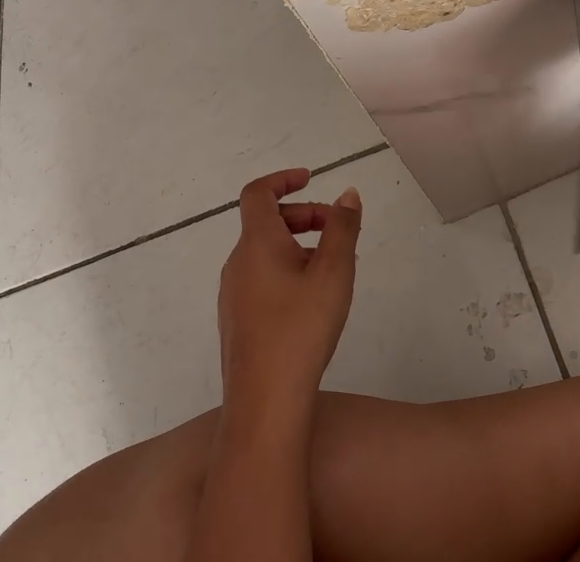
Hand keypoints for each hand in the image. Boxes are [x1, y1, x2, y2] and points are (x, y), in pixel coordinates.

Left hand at [217, 169, 362, 402]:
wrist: (265, 400)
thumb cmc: (301, 327)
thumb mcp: (334, 272)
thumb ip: (342, 228)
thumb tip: (346, 194)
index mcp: (257, 244)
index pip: (257, 194)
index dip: (283, 180)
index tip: (311, 179)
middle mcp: (238, 263)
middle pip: (266, 223)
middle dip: (304, 216)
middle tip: (340, 231)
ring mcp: (233, 294)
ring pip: (266, 253)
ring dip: (300, 246)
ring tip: (335, 269)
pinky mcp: (238, 320)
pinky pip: (263, 278)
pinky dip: (289, 270)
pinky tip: (315, 300)